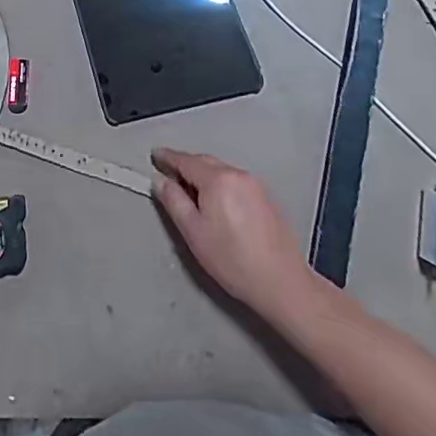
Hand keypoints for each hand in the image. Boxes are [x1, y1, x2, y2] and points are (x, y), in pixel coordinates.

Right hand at [151, 148, 316, 314]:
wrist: (279, 280)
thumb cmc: (233, 260)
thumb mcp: (193, 232)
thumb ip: (174, 201)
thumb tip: (160, 181)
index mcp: (219, 180)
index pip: (186, 160)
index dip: (168, 157)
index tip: (156, 155)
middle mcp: (239, 174)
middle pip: (205, 162)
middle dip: (185, 165)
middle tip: (168, 174)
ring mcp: (256, 184)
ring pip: (222, 171)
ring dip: (203, 176)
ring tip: (190, 193)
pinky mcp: (266, 196)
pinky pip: (236, 181)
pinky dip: (221, 184)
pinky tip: (216, 203)